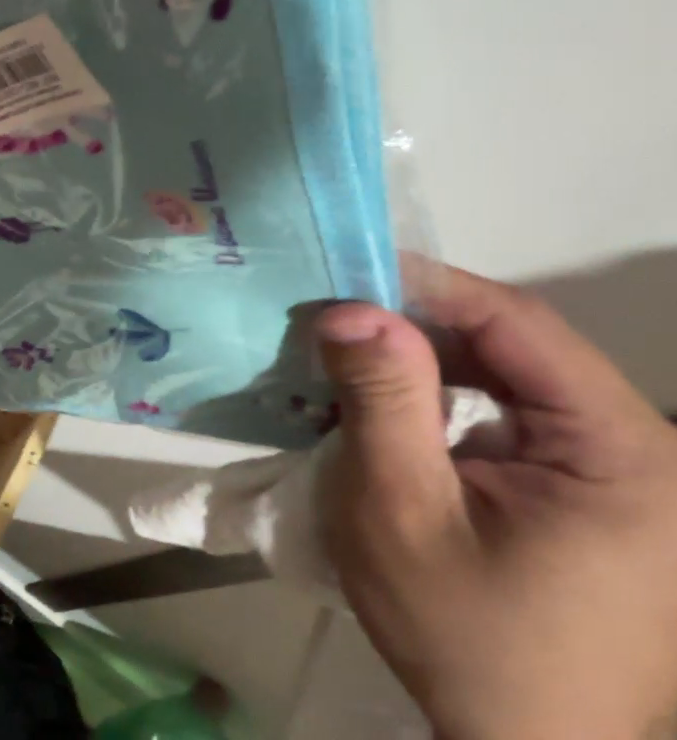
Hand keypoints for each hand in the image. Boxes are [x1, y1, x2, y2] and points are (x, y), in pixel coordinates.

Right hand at [318, 264, 676, 739]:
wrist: (520, 738)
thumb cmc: (460, 626)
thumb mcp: (398, 508)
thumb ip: (383, 401)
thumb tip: (349, 308)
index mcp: (623, 450)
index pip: (520, 326)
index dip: (426, 286)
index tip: (339, 272)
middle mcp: (645, 449)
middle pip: (519, 349)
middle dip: (415, 326)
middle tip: (322, 320)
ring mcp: (625, 475)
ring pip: (514, 381)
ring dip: (424, 364)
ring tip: (340, 360)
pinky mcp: (595, 496)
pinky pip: (515, 419)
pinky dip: (444, 403)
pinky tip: (386, 410)